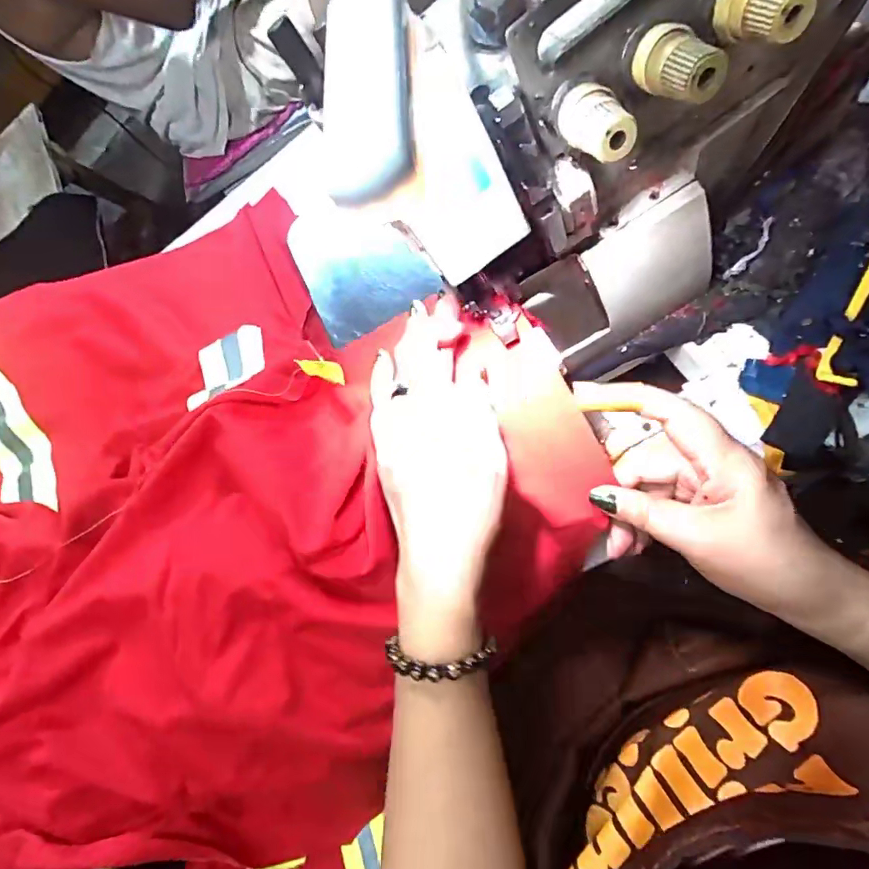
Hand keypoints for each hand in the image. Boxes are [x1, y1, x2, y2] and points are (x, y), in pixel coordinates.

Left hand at [370, 300, 508, 626]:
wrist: (437, 558)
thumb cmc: (470, 511)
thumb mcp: (488, 455)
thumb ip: (478, 408)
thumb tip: (473, 373)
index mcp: (432, 415)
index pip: (428, 356)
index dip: (436, 327)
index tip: (448, 309)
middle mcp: (403, 420)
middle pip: (408, 364)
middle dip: (421, 332)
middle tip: (435, 310)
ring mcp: (390, 437)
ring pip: (392, 381)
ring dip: (405, 353)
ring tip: (416, 331)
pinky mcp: (385, 454)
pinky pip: (380, 405)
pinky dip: (383, 382)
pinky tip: (385, 371)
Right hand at [574, 382, 851, 621]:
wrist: (806, 594)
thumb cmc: (762, 561)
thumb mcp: (696, 538)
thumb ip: (644, 513)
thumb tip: (599, 496)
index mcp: (721, 457)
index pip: (670, 410)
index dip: (626, 397)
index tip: (584, 395)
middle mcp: (711, 461)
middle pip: (649, 458)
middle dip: (621, 493)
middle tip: (605, 530)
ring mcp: (707, 481)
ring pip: (650, 485)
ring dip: (630, 515)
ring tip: (620, 548)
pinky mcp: (703, 501)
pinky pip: (661, 502)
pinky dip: (644, 522)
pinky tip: (634, 546)